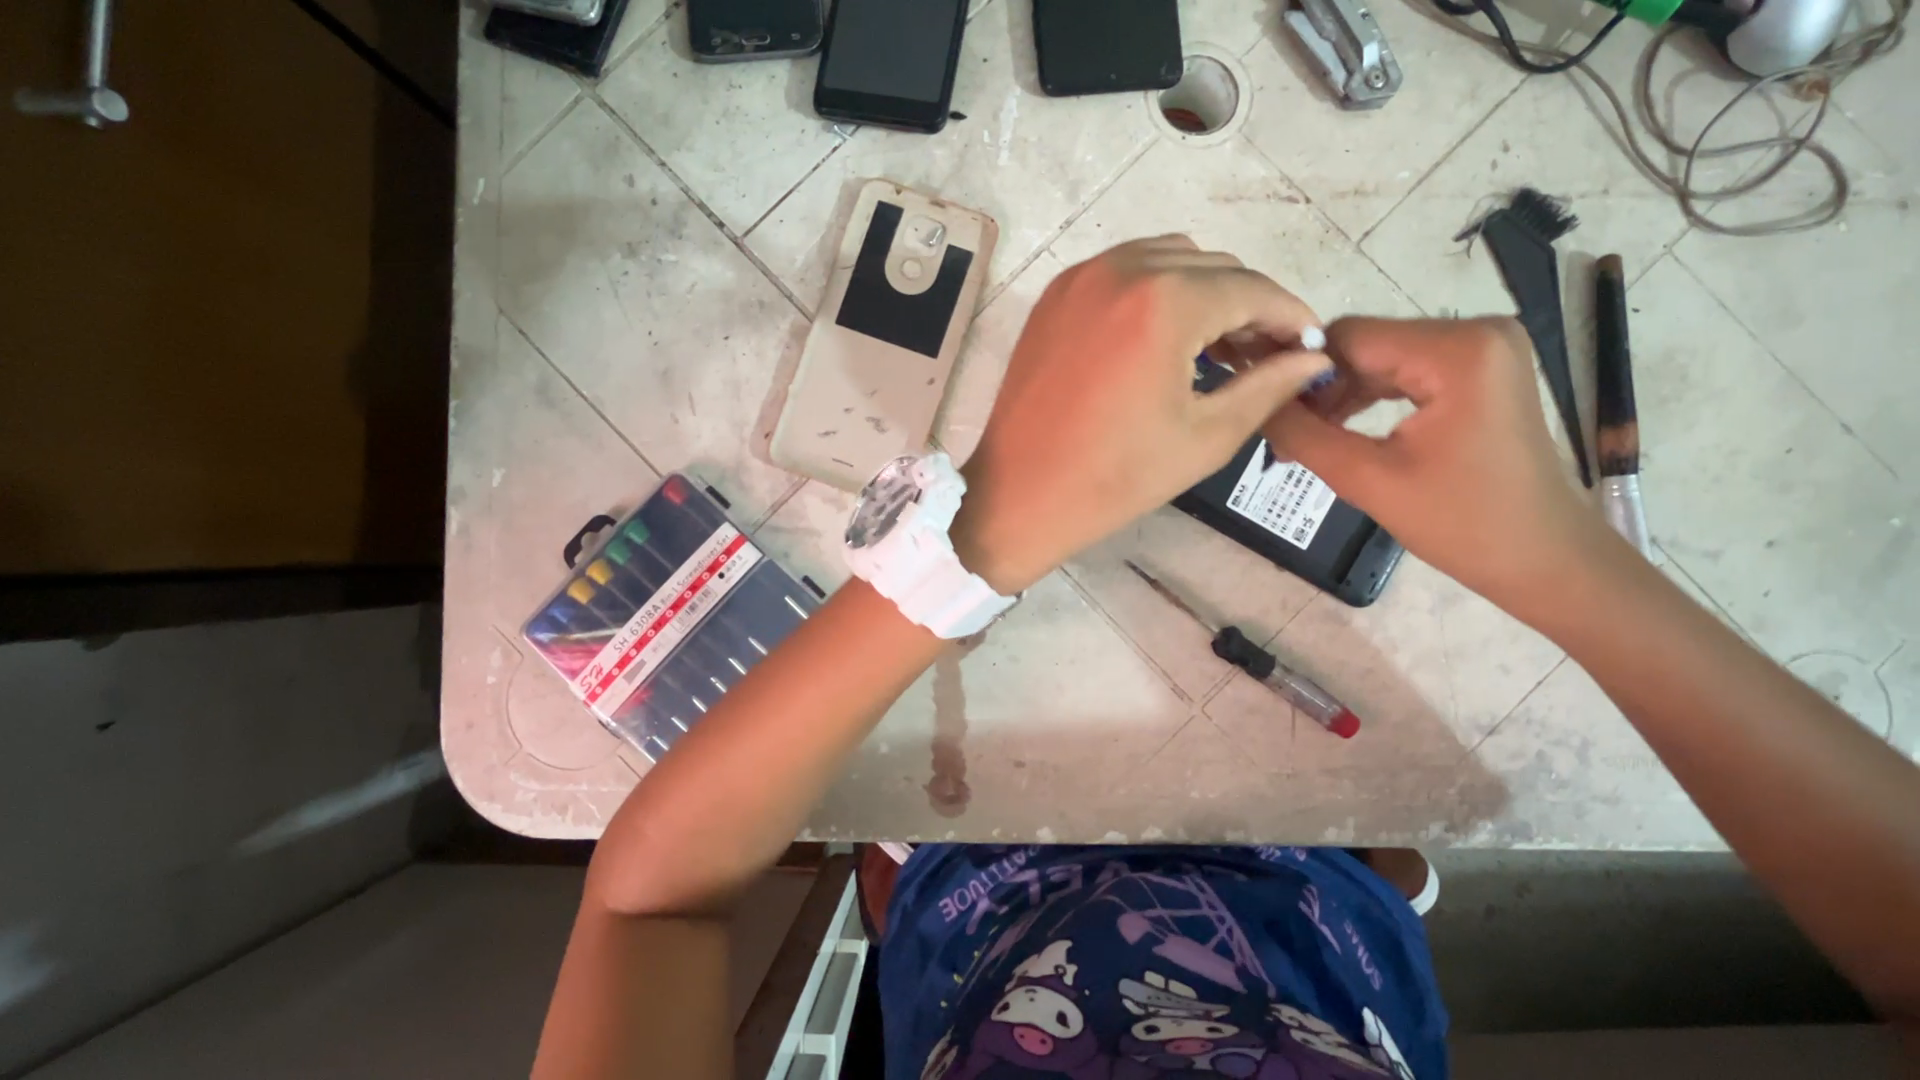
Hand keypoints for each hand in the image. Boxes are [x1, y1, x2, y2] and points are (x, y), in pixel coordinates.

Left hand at [952, 235, 1331, 592]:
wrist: (1021, 492)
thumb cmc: (1117, 477)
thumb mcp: (1207, 436)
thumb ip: (1268, 385)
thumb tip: (1314, 359)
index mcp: (1165, 301)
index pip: (1251, 289)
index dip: (1289, 317)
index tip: (1309, 347)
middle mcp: (1123, 268)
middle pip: (1213, 267)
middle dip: (1248, 305)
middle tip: (1265, 356)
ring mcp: (1082, 276)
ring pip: (1169, 259)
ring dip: (1204, 292)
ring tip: (1217, 347)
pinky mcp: (1057, 294)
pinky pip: (1124, 270)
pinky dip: (1156, 290)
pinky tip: (1165, 338)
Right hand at [1262, 317, 1619, 617]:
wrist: (1545, 558)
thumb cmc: (1462, 524)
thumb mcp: (1368, 480)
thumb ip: (1302, 434)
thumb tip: (1253, 403)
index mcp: (1458, 349)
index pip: (1348, 338)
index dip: (1299, 373)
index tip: (1266, 414)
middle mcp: (1477, 331)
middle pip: (1365, 345)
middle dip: (1320, 390)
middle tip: (1284, 438)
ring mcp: (1484, 348)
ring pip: (1381, 358)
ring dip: (1340, 397)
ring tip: (1307, 441)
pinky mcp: (1483, 370)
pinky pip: (1407, 371)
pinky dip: (1371, 399)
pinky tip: (1344, 432)